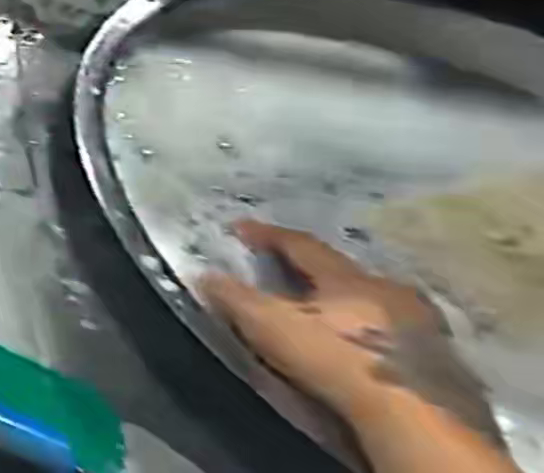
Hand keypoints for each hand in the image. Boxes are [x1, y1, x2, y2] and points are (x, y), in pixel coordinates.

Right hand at [202, 221, 514, 472]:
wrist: (420, 429)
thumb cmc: (334, 358)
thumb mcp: (263, 321)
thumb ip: (230, 293)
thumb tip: (206, 275)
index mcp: (354, 279)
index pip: (302, 244)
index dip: (266, 234)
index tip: (238, 228)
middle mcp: (398, 299)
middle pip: (350, 275)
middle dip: (318, 273)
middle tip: (288, 273)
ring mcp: (432, 339)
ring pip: (381, 311)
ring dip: (350, 310)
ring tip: (322, 315)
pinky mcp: (451, 378)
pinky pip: (399, 344)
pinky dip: (372, 341)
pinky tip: (355, 352)